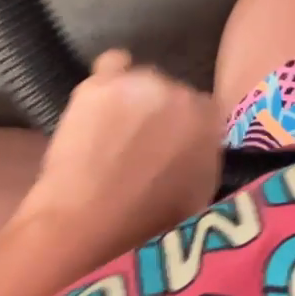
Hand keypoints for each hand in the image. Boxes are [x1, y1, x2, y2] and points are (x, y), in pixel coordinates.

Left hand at [14, 50, 224, 256]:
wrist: (84, 231)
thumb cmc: (145, 229)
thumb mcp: (197, 199)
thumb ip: (203, 158)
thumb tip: (194, 147)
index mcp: (210, 121)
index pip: (203, 109)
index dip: (184, 127)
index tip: (170, 145)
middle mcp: (181, 92)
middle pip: (172, 91)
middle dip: (159, 112)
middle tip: (138, 143)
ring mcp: (140, 82)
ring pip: (142, 78)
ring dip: (133, 98)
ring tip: (112, 128)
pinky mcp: (103, 81)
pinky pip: (112, 63)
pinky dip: (109, 78)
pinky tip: (99, 101)